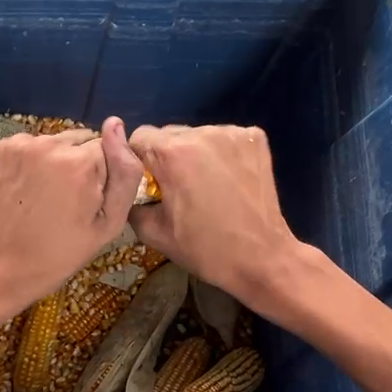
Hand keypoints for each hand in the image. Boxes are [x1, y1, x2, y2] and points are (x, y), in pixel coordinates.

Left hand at [0, 116, 144, 314]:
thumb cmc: (61, 253)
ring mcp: (23, 144)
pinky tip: (29, 190)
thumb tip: (116, 124)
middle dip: (82, 165)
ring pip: (57, 142)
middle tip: (68, 202)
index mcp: (82, 162)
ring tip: (46, 198)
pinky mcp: (3, 148)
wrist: (1, 267)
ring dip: (58, 162)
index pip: (109, 150)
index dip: (103, 176)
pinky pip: (33, 145)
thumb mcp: (108, 224)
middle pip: (83, 141)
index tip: (89, 203)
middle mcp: (52, 144)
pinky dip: (35, 161)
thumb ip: (125, 174)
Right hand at [127, 124, 302, 295]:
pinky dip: (219, 154)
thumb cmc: (205, 250)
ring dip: (193, 155)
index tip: (145, 182)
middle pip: (168, 134)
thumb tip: (131, 190)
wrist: (261, 258)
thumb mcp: (154, 233)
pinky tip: (226, 179)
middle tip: (174, 188)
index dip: (137, 160)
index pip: (139, 138)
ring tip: (203, 185)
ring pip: (197, 135)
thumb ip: (132, 203)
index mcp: (172, 155)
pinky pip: (223, 139)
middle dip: (165, 157)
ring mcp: (232, 133)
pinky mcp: (255, 139)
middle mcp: (201, 133)